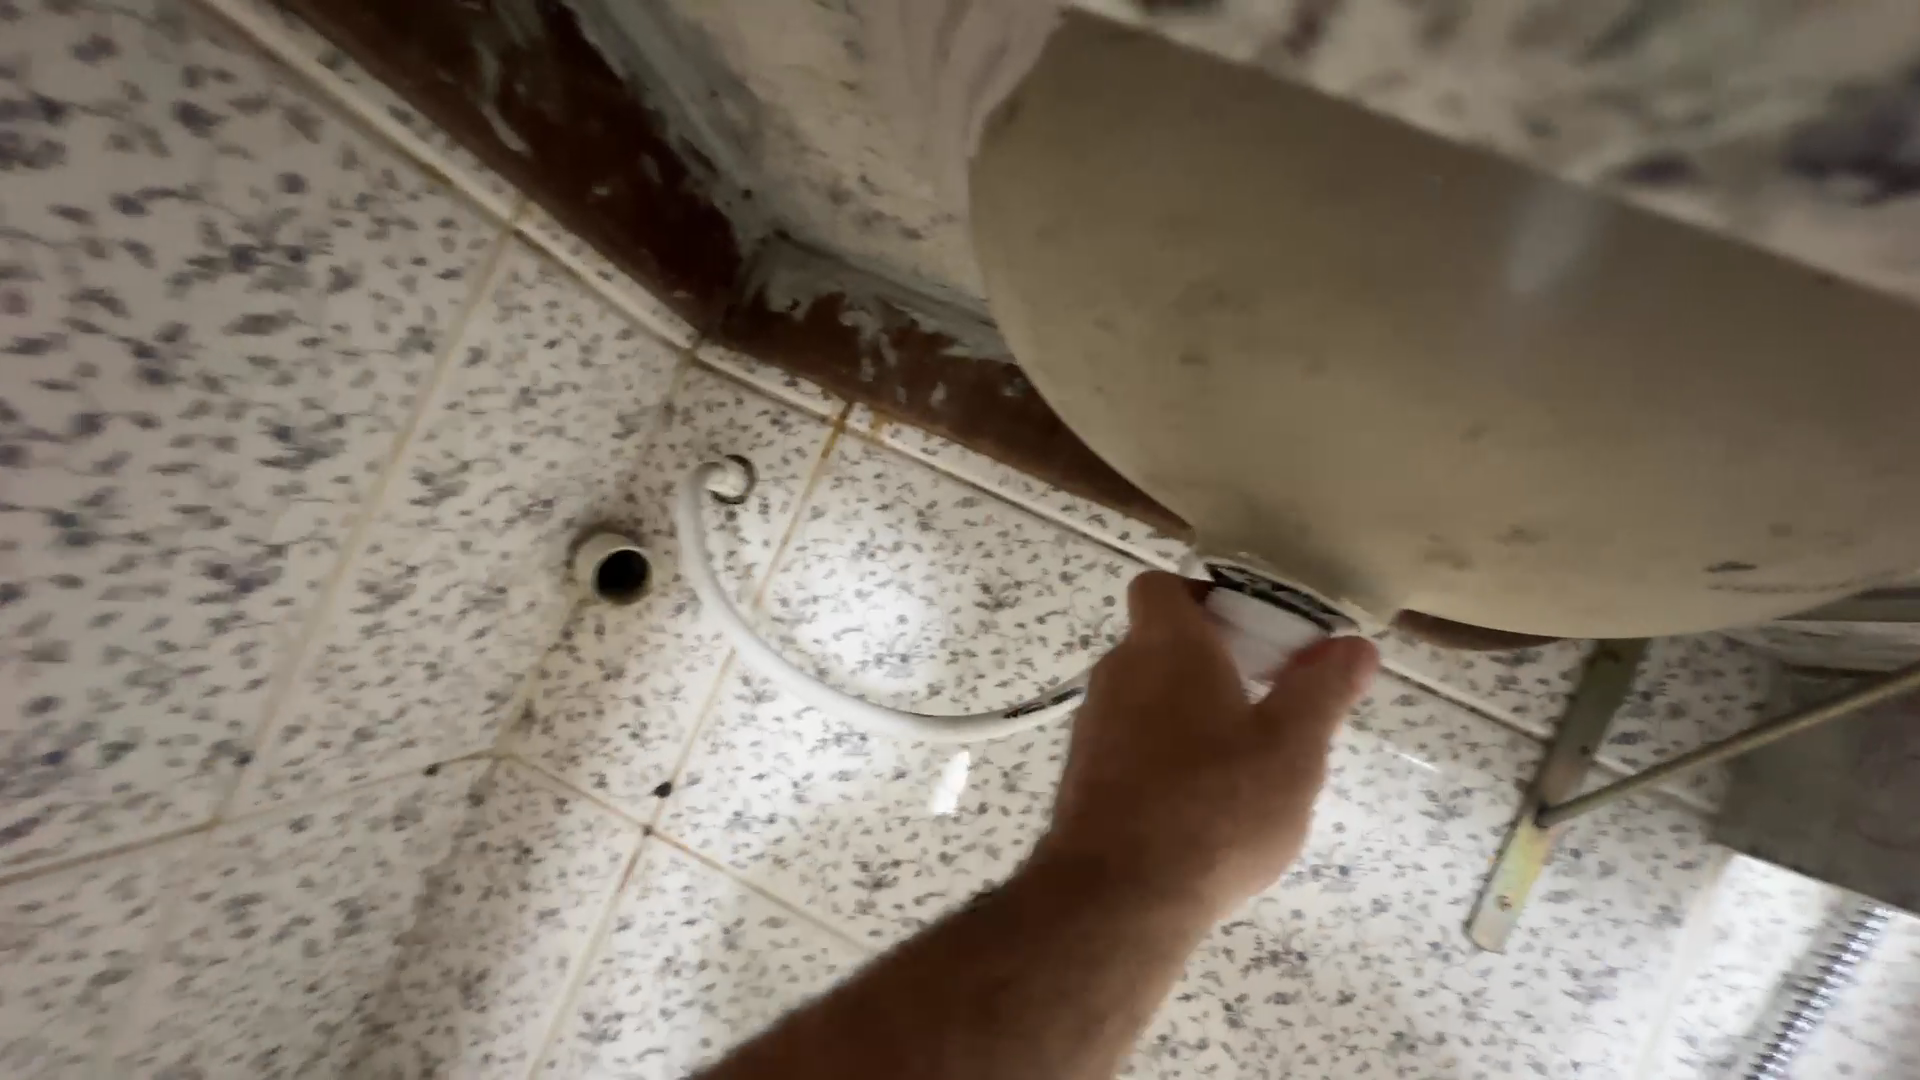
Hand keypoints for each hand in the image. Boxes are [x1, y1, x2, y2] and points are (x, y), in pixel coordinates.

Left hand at [1034, 570, 1378, 927]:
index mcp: (1165, 646)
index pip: (1161, 586)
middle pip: (1160, 641)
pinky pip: (1129, 737)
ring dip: (1189, 707)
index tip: (1249, 632)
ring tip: (1242, 756)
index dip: (1202, 597)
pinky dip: (1162, 747)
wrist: (1120, 891)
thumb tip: (1355, 645)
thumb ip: (1322, 690)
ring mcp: (1094, 721)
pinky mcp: (1084, 768)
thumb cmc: (1216, 806)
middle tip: (1265, 699)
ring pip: (1145, 692)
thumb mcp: (1292, 749)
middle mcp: (1118, 671)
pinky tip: (1199, 797)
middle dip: (1211, 659)